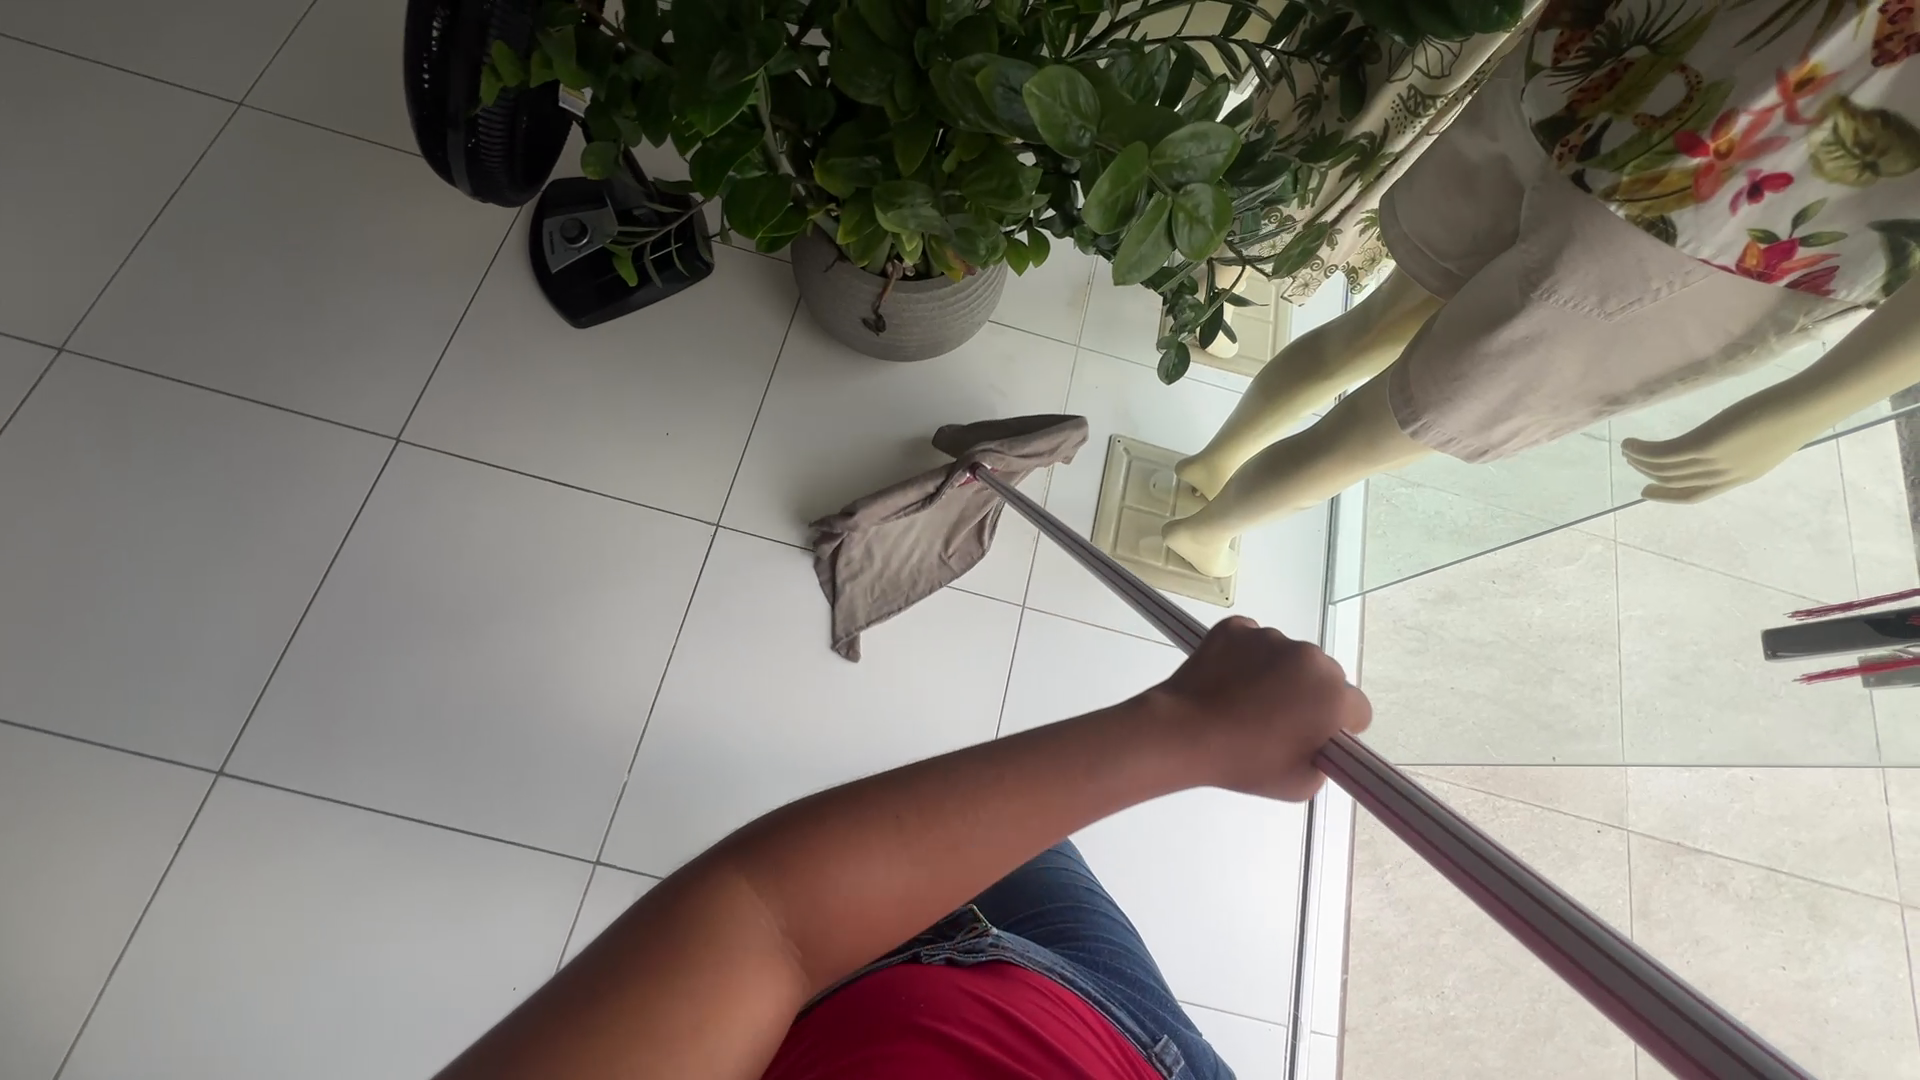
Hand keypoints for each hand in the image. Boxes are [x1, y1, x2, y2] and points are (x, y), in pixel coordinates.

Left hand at [1148, 616, 1370, 800]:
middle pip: (1324, 676)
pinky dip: (1244, 655)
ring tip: (1244, 699)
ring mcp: (1269, 637)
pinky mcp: (1234, 627)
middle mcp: (1308, 657)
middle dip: (1309, 695)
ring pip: (1286, 655)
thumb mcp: (1301, 783)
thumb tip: (1318, 744)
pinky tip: (1227, 678)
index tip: (1315, 736)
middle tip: (1276, 719)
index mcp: (1333, 695)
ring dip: (1276, 672)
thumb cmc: (1243, 761)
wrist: (1184, 731)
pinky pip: (1250, 639)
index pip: (1356, 709)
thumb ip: (1324, 760)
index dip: (1338, 726)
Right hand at [1620, 391, 1826, 503]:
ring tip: (1626, 447)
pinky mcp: (1705, 445)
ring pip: (1663, 468)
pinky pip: (1663, 453)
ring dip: (1638, 459)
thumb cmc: (1795, 415)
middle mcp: (1723, 475)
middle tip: (1630, 458)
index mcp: (1739, 477)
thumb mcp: (1763, 440)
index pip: (1693, 495)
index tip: (1645, 491)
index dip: (1665, 496)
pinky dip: (1642, 450)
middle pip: (1672, 480)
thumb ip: (1737, 449)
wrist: (1810, 404)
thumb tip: (1713, 445)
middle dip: (1646, 471)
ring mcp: (1714, 461)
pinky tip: (1632, 442)